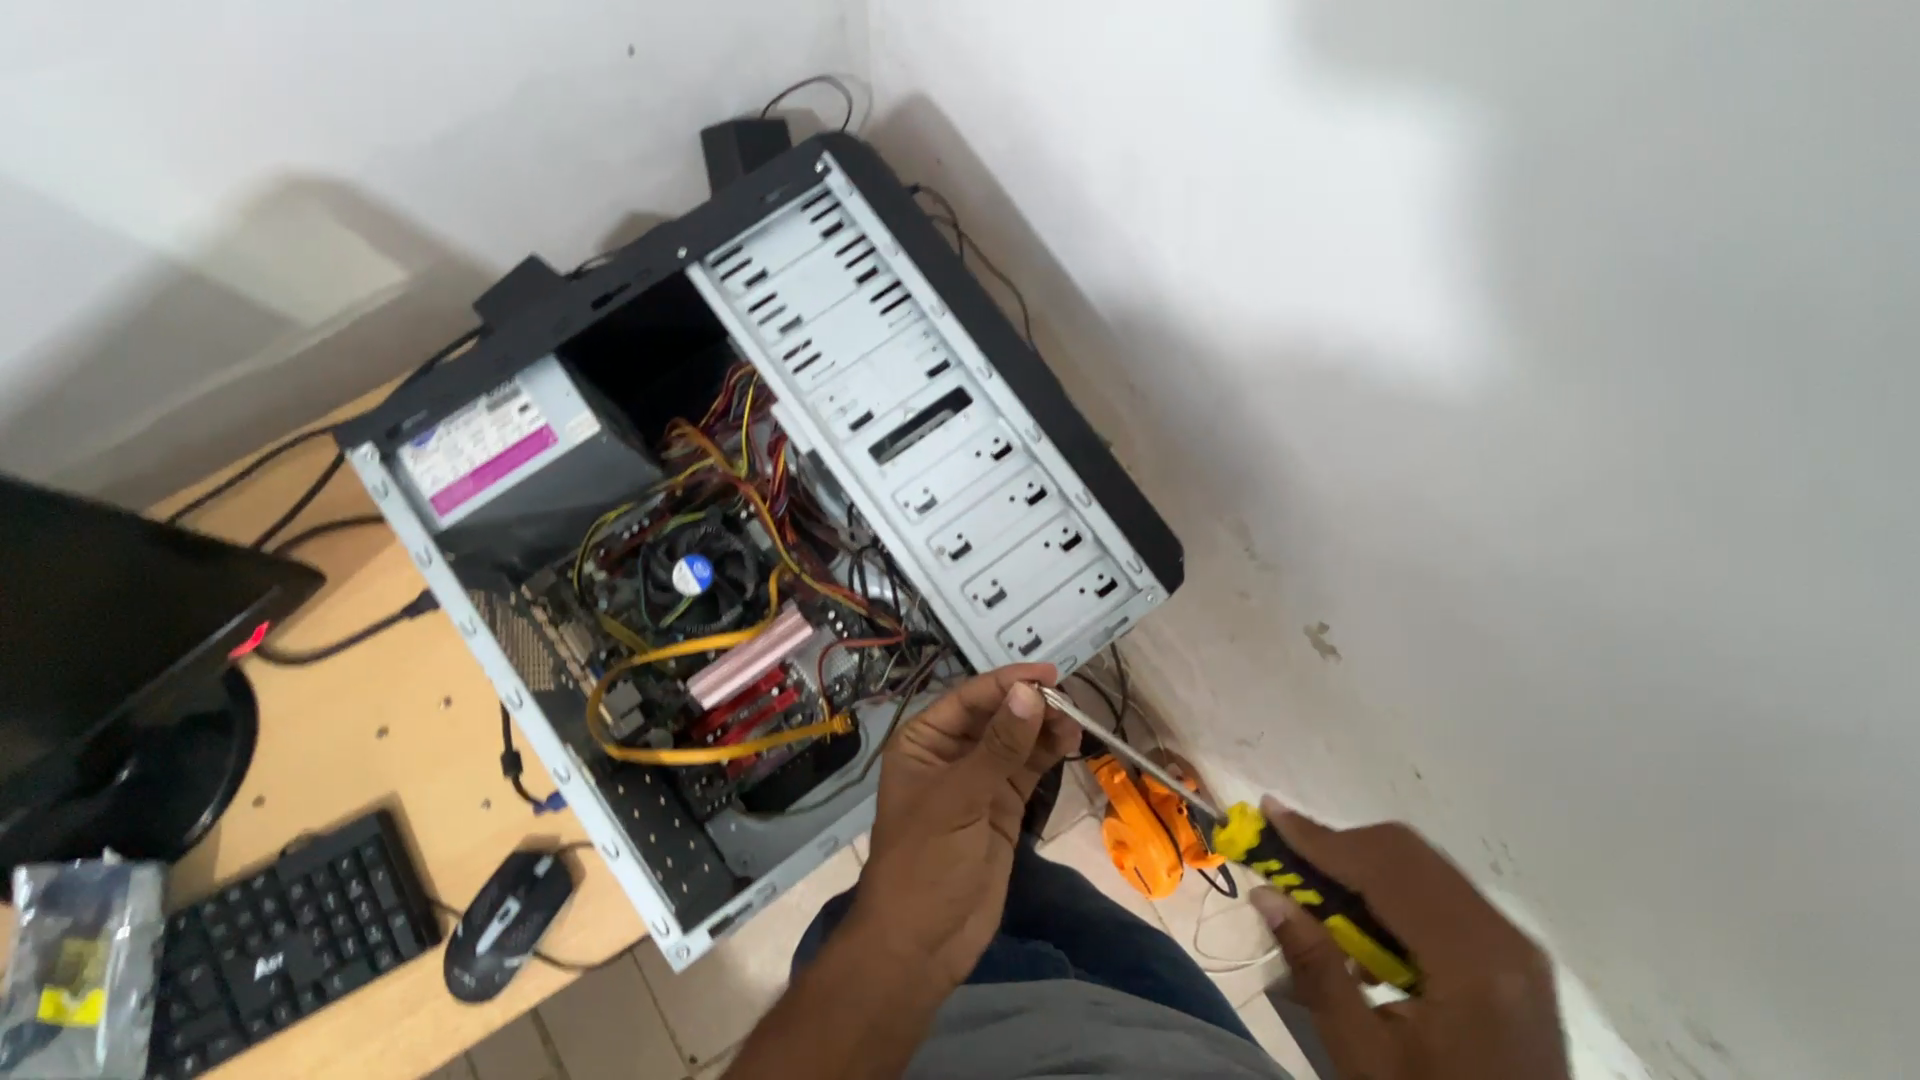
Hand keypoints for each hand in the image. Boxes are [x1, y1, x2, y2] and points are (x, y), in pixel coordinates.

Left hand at [849, 664, 1079, 987]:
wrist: (922, 942)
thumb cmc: (925, 862)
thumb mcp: (960, 799)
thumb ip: (999, 748)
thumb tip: (1029, 694)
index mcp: (923, 742)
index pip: (969, 699)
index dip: (1007, 683)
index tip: (1049, 675)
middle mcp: (950, 754)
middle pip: (995, 716)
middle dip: (1030, 706)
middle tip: (1069, 703)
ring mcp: (978, 782)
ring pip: (1016, 742)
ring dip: (1043, 729)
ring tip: (1075, 723)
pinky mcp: (1001, 808)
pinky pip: (1026, 770)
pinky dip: (1047, 755)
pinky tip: (1069, 742)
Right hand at [1249, 799, 1569, 1079]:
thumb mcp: (1365, 1058)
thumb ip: (1317, 969)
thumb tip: (1266, 895)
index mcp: (1471, 965)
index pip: (1386, 871)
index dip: (1321, 838)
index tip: (1269, 812)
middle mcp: (1504, 939)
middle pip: (1409, 855)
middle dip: (1339, 845)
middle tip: (1282, 852)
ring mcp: (1516, 947)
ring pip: (1426, 868)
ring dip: (1363, 865)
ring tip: (1311, 886)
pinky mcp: (1514, 959)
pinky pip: (1444, 896)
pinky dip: (1393, 891)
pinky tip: (1360, 924)